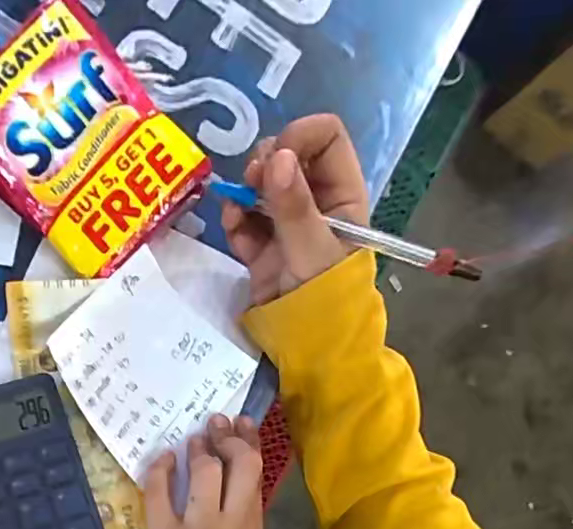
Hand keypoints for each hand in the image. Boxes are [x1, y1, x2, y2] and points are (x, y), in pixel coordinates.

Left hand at [142, 413, 263, 528]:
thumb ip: (245, 523)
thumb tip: (238, 492)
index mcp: (251, 525)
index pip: (255, 473)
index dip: (250, 443)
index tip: (245, 425)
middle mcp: (229, 518)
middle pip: (237, 464)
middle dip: (227, 438)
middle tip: (216, 424)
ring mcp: (196, 522)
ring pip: (202, 471)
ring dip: (198, 449)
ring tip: (194, 438)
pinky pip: (159, 491)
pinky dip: (160, 470)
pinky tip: (164, 457)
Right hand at [221, 114, 369, 304]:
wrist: (305, 346)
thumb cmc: (323, 297)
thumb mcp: (313, 249)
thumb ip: (294, 205)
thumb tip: (276, 157)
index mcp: (341, 194)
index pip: (326, 139)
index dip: (299, 137)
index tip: (275, 157)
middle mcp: (314, 204)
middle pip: (288, 158)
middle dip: (266, 162)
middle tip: (253, 181)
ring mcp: (284, 227)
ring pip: (261, 189)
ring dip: (245, 190)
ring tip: (237, 205)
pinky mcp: (260, 250)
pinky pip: (243, 222)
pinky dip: (234, 218)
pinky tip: (231, 223)